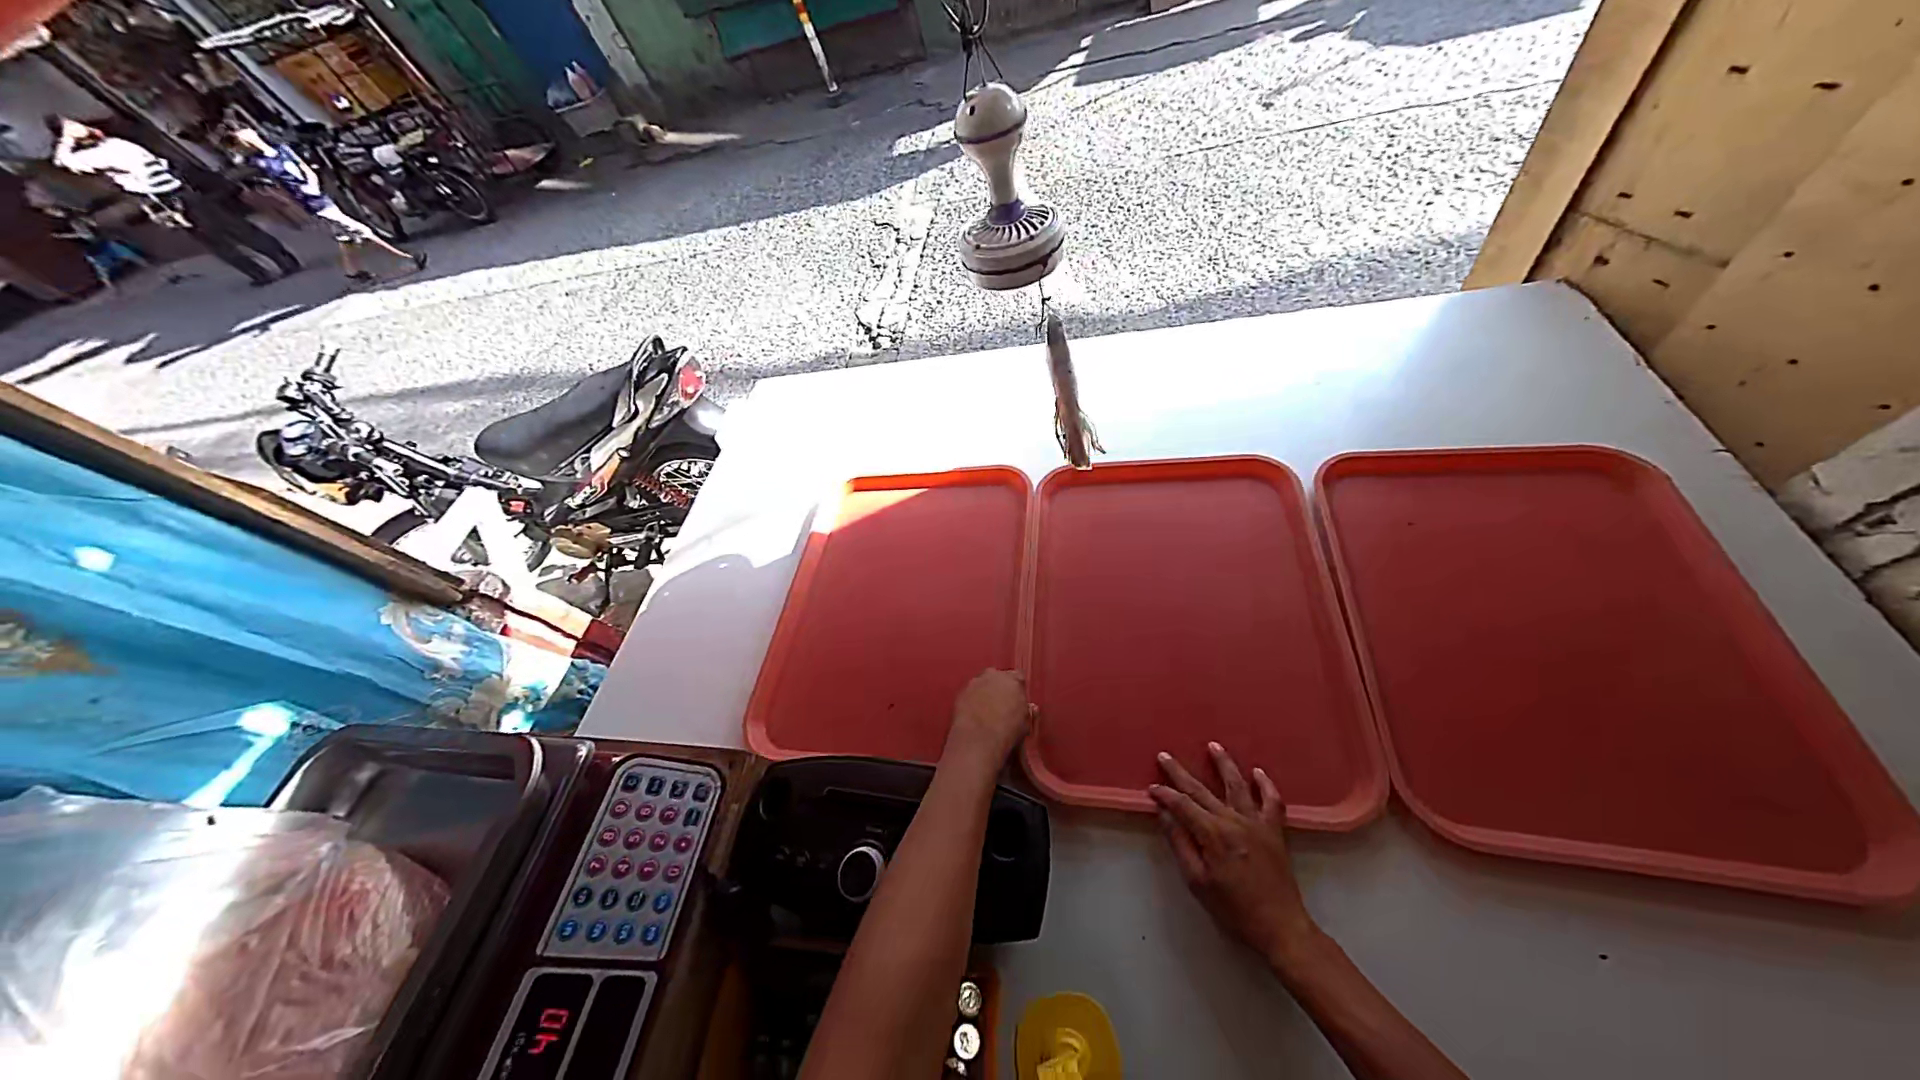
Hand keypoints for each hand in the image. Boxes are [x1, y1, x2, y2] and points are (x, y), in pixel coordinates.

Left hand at [944, 668, 1033, 769]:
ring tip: (985, 710)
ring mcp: (975, 682)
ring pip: (982, 683)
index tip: (1016, 698)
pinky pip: (969, 693)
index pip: (1018, 677)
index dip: (1017, 688)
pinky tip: (973, 713)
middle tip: (1000, 703)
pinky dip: (972, 700)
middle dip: (999, 686)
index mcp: (1013, 680)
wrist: (979, 739)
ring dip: (984, 692)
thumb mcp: (1026, 722)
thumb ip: (1026, 710)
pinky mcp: (960, 692)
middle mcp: (993, 675)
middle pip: (998, 677)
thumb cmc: (1008, 731)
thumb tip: (1028, 706)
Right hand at [1150, 743, 1318, 966]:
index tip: (1151, 788)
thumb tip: (1165, 815)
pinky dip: (1265, 784)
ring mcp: (1257, 823)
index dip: (1164, 795)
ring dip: (1224, 764)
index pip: (1182, 805)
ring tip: (1213, 745)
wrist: (1280, 927)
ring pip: (1237, 785)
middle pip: (1202, 791)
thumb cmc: (1233, 909)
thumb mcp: (1197, 882)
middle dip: (1180, 773)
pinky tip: (1257, 772)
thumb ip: (1181, 844)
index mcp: (1213, 834)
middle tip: (1164, 756)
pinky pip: (1272, 801)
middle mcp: (1234, 821)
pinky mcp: (1275, 831)